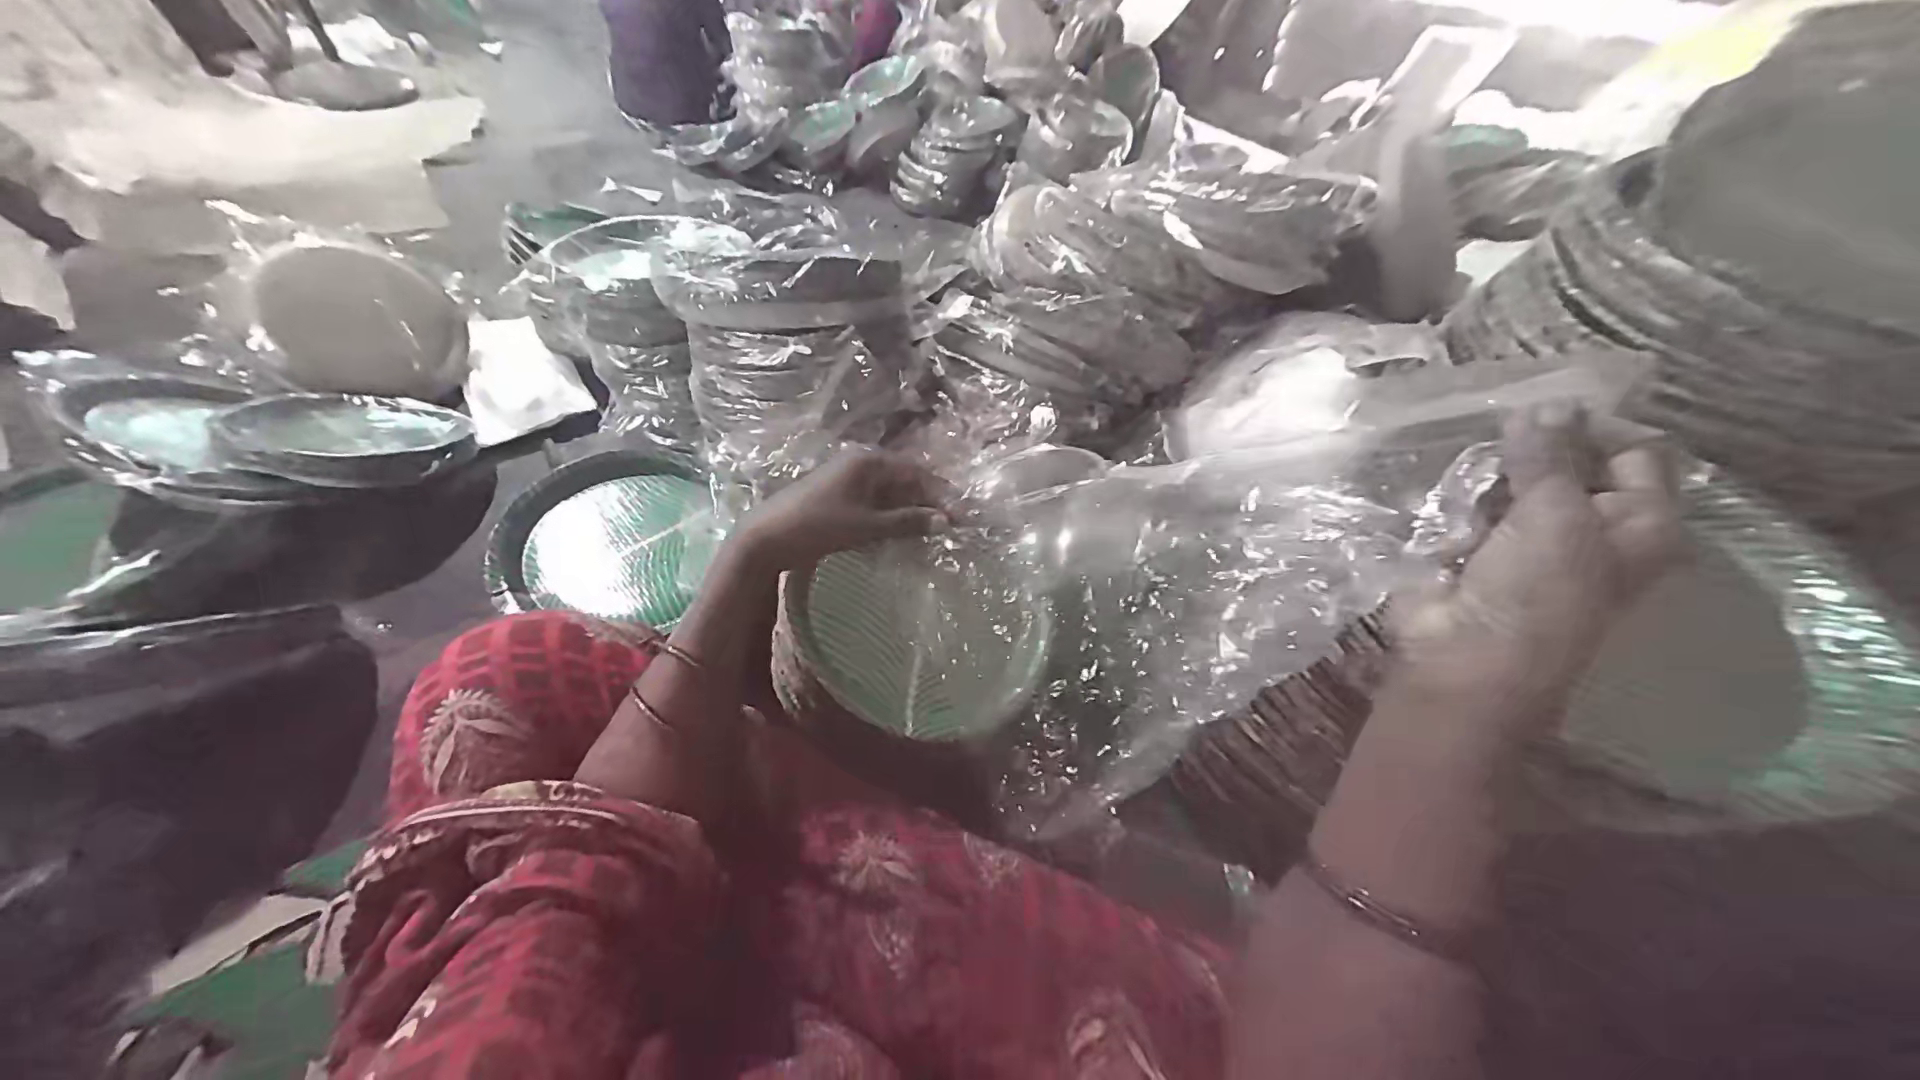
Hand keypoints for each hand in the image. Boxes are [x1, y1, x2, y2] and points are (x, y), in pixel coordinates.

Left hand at [734, 447, 950, 572]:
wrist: (766, 538)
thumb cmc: (817, 526)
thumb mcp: (867, 526)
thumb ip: (907, 522)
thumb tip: (946, 522)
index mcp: (870, 462)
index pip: (919, 474)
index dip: (943, 496)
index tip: (962, 518)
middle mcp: (862, 464)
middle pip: (908, 481)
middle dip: (931, 504)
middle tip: (953, 528)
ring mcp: (851, 480)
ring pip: (893, 494)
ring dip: (913, 512)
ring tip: (934, 534)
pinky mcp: (842, 497)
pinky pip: (878, 503)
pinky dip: (893, 517)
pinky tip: (904, 534)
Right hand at [1394, 405, 1682, 728]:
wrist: (1465, 656)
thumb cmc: (1533, 591)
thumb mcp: (1554, 515)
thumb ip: (1549, 456)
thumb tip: (1545, 404)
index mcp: (1639, 522)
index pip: (1634, 451)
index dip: (1593, 426)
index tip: (1539, 412)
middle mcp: (1590, 529)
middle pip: (1566, 466)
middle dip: (1527, 457)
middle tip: (1496, 455)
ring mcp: (1528, 543)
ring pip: (1509, 487)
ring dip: (1484, 489)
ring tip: (1468, 505)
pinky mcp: (1476, 553)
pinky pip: (1468, 513)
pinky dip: (1455, 516)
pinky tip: (1448, 536)